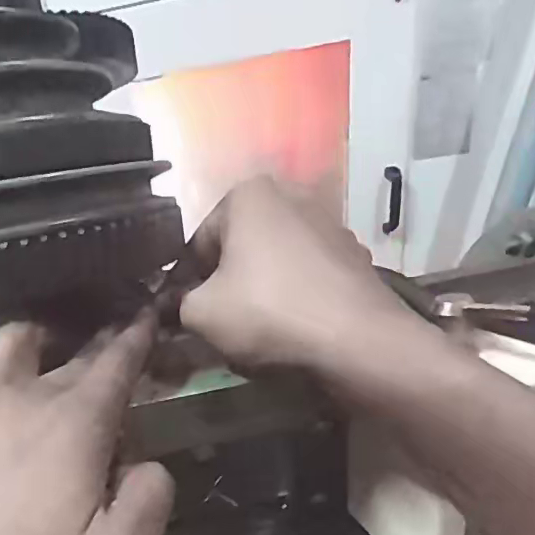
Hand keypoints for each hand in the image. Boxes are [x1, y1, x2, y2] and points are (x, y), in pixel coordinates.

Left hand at [0, 315, 174, 534]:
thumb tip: (147, 463)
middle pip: (73, 351)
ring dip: (40, 337)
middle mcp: (26, 396)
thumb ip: (152, 499)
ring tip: (49, 350)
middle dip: (101, 342)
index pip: (118, 361)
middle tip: (115, 345)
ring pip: (12, 338)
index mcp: (77, 423)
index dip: (138, 336)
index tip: (148, 314)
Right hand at [175, 178, 424, 375]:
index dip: (185, 282)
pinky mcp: (354, 256)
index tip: (185, 313)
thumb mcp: (201, 313)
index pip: (198, 243)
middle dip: (226, 281)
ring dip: (261, 288)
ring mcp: (330, 224)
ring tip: (258, 329)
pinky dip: (295, 295)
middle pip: (239, 247)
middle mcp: (291, 195)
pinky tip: (294, 326)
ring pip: (275, 261)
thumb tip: (180, 306)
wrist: (355, 340)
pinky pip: (308, 275)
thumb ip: (179, 304)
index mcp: (248, 194)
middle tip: (220, 322)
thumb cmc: (267, 312)